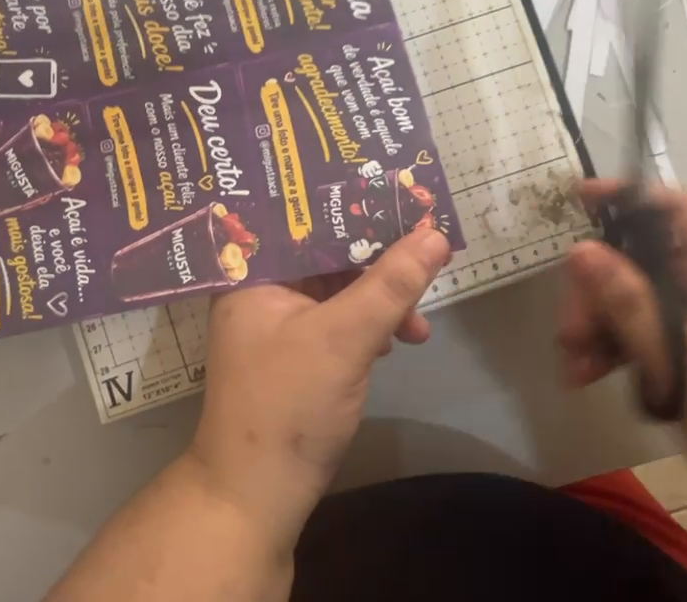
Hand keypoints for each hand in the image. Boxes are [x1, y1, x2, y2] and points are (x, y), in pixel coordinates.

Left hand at [185, 227, 451, 549]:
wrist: (258, 492)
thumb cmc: (290, 403)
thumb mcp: (344, 337)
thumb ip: (390, 284)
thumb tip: (434, 233)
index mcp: (252, 270)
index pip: (302, 219)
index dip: (351, 205)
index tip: (399, 195)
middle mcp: (259, 287)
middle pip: (324, 253)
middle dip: (376, 260)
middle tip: (426, 257)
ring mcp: (277, 322)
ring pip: (335, 288)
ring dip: (379, 299)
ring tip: (416, 325)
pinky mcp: (296, 352)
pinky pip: (337, 320)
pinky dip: (367, 327)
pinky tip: (396, 341)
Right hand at [558, 180, 686, 511]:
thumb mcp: (684, 365)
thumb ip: (631, 305)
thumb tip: (582, 248)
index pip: (686, 211)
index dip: (634, 197)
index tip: (580, 203)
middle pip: (646, 262)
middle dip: (597, 288)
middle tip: (568, 330)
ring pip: (641, 302)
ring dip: (600, 325)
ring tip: (576, 367)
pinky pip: (652, 337)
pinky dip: (619, 351)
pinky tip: (594, 378)